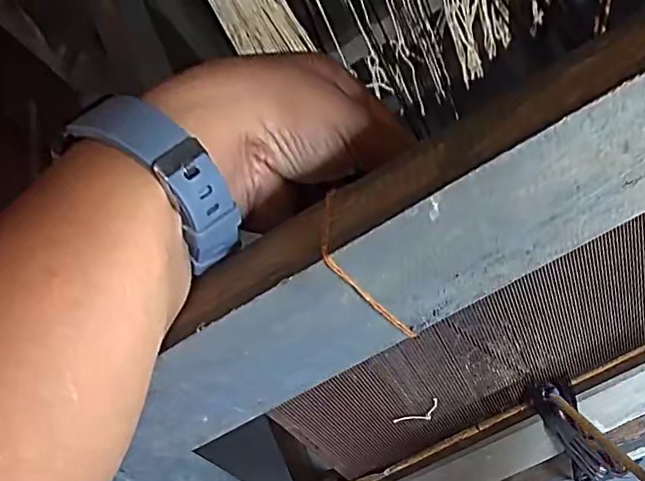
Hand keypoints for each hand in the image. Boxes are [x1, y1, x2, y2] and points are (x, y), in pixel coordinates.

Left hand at [145, 55, 414, 229]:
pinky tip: (339, 228)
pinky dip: (332, 227)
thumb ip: (395, 146)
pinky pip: (323, 224)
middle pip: (366, 168)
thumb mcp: (355, 118)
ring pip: (347, 200)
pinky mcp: (285, 209)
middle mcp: (313, 128)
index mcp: (331, 89)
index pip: (384, 128)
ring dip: (355, 211)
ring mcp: (297, 170)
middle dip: (378, 187)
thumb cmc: (280, 112)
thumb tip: (420, 174)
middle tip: (393, 204)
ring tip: (363, 216)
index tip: (418, 183)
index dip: (402, 155)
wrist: (223, 154)